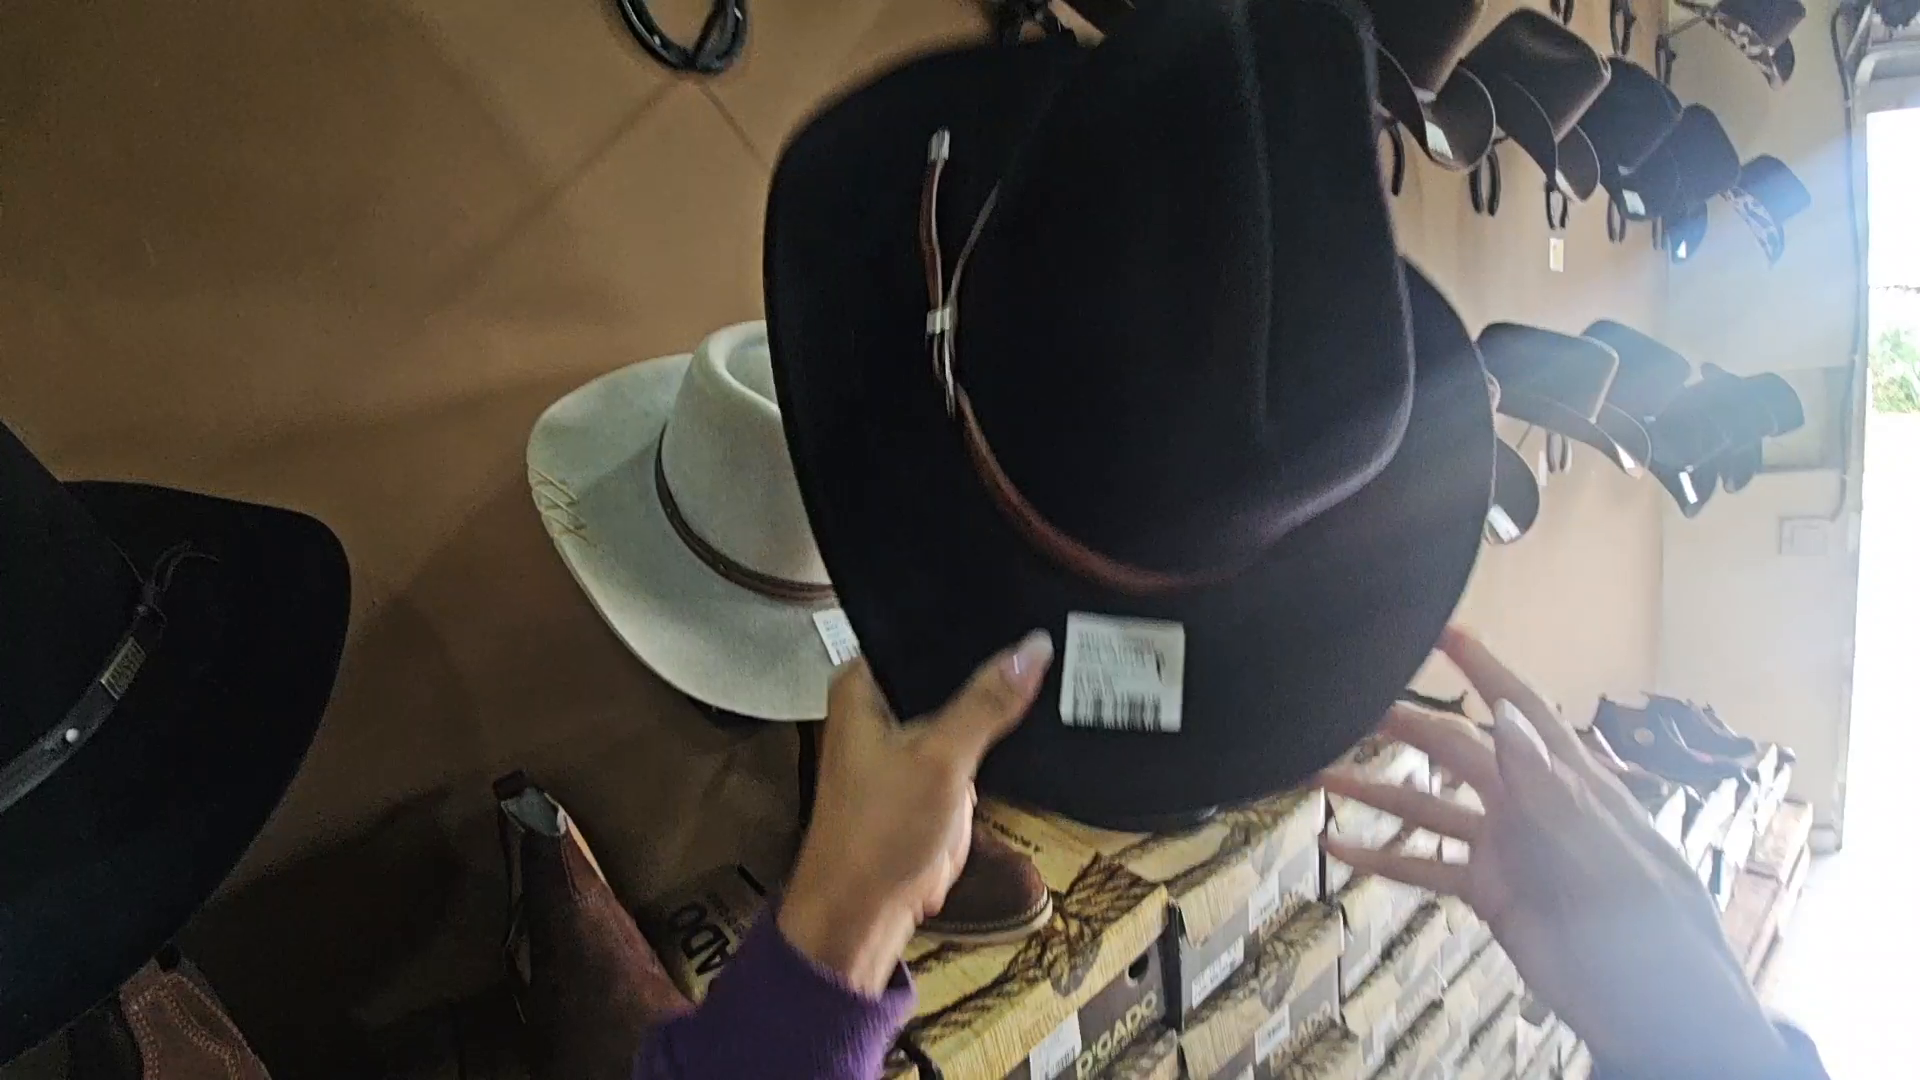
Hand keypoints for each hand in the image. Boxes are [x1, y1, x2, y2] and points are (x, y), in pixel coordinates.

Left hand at [779, 631, 1054, 994]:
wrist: (863, 914)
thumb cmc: (884, 827)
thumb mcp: (941, 758)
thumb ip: (987, 702)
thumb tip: (1037, 644)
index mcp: (863, 683)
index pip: (923, 630)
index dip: (971, 617)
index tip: (1023, 595)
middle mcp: (881, 701)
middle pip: (946, 666)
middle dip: (992, 654)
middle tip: (1051, 621)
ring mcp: (906, 735)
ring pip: (960, 701)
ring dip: (997, 692)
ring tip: (1055, 650)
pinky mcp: (928, 767)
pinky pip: (968, 734)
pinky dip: (995, 727)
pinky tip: (1037, 701)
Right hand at [1323, 627, 1793, 1076]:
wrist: (1662, 1024)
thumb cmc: (1653, 936)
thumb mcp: (1605, 858)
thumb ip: (1547, 788)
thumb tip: (1500, 715)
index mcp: (1571, 785)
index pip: (1521, 709)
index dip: (1483, 667)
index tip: (1441, 630)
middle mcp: (1529, 805)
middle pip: (1453, 752)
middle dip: (1401, 726)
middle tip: (1347, 708)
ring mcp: (1504, 847)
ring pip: (1425, 808)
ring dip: (1373, 793)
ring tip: (1318, 777)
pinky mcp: (1488, 889)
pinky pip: (1422, 867)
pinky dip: (1379, 860)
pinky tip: (1336, 850)